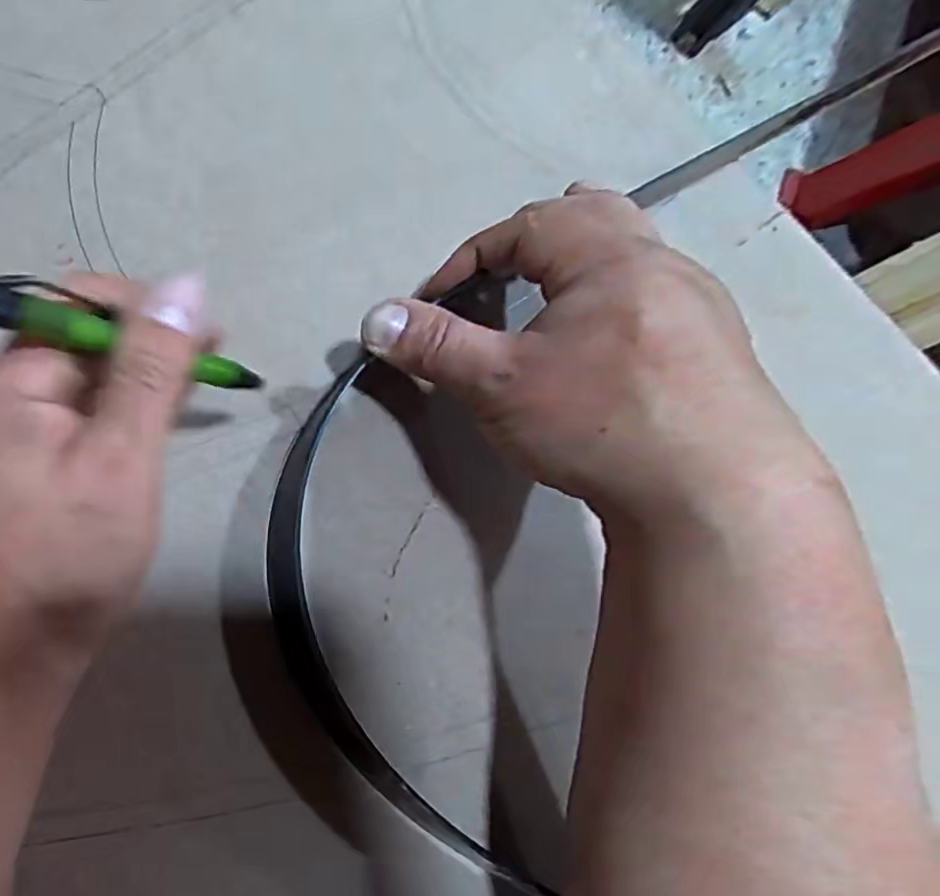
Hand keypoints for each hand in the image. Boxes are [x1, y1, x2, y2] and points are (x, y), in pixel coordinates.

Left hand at [0, 272, 207, 678]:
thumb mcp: (120, 458)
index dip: (138, 307)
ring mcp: (5, 439)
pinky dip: (113, 415)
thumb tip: (185, 282)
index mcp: (5, 390)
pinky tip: (150, 425)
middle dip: (139, 344)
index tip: (203, 329)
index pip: (70, 310)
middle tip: (206, 363)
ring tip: (187, 394)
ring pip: (78, 383)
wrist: (27, 647)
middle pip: (72, 342)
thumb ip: (150, 370)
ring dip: (132, 380)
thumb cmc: (73, 558)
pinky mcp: (23, 469)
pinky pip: (72, 420)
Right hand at [359, 185, 832, 527]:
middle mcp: (663, 268)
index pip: (531, 225)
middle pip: (594, 215)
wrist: (711, 489)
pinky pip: (644, 291)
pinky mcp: (704, 345)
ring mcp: (694, 305)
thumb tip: (375, 317)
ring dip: (569, 261)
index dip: (468, 256)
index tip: (432, 303)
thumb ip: (434, 344)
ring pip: (625, 253)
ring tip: (536, 290)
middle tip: (488, 272)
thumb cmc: (595, 422)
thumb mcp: (496, 383)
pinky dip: (599, 293)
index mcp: (613, 262)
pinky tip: (586, 337)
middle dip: (528, 236)